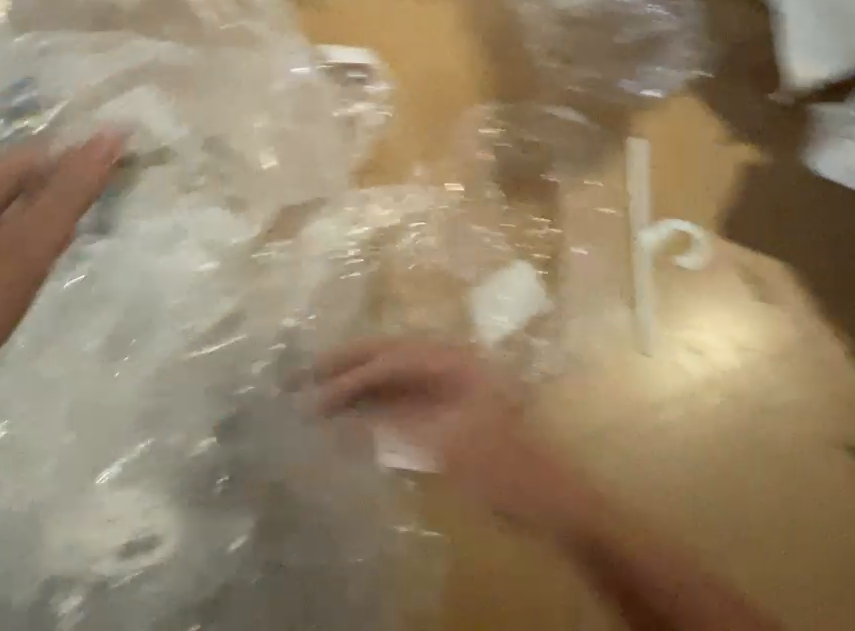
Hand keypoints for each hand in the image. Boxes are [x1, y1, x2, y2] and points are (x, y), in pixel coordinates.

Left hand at [0, 133, 126, 422]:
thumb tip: (111, 134)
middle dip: (48, 207)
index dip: (81, 175)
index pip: (46, 154)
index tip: (102, 213)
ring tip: (25, 278)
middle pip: (14, 179)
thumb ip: (69, 195)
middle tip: (57, 259)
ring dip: (18, 229)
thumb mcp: (24, 254)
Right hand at [312, 338, 586, 530]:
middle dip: (346, 365)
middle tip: (303, 376)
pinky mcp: (450, 410)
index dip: (348, 376)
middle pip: (389, 356)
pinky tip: (352, 418)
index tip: (312, 395)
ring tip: (317, 393)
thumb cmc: (503, 468)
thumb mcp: (446, 449)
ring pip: (394, 376)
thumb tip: (342, 424)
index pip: (389, 359)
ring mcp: (452, 385)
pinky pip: (404, 398)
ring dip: (358, 384)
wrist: (551, 497)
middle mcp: (450, 362)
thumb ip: (392, 431)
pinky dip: (375, 405)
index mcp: (453, 360)